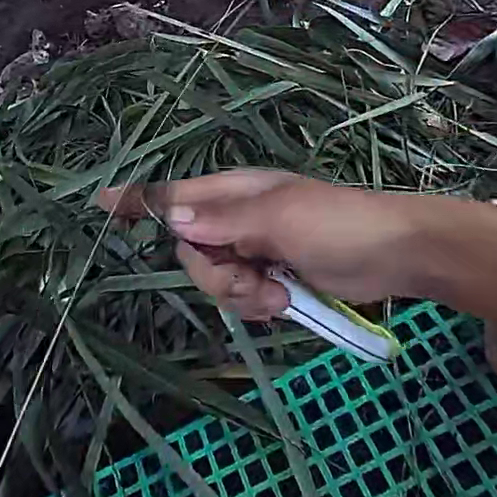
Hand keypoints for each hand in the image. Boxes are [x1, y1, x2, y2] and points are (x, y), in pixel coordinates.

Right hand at [96, 170, 428, 319]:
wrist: (393, 254)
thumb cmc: (338, 224)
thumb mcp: (281, 217)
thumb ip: (225, 219)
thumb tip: (172, 216)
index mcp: (235, 191)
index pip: (177, 194)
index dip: (141, 200)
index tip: (103, 205)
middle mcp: (237, 218)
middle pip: (192, 251)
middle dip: (215, 275)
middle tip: (252, 280)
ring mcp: (254, 248)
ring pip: (214, 279)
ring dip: (241, 295)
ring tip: (278, 294)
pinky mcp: (271, 275)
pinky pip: (241, 296)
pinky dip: (257, 304)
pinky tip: (285, 301)